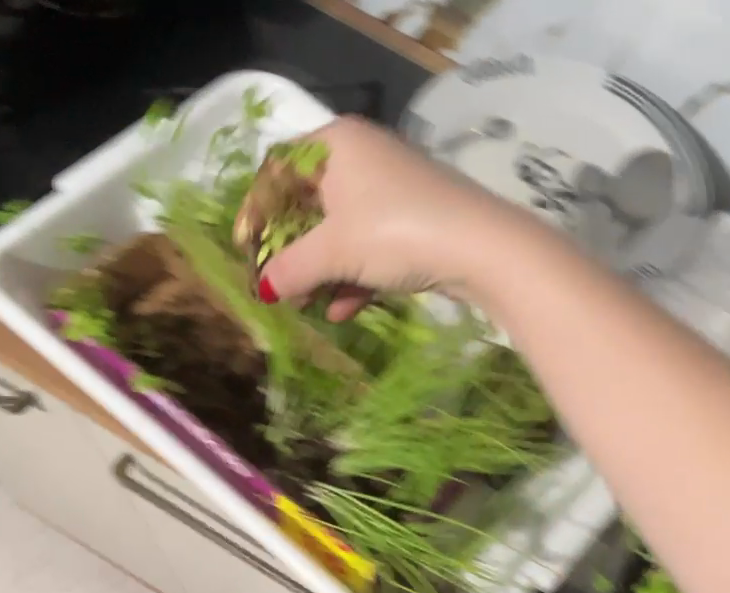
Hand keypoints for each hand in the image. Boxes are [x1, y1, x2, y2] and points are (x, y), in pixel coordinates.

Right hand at [235, 116, 537, 318]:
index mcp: (336, 143)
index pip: (280, 169)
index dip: (259, 211)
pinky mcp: (414, 222)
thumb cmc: (395, 232)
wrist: (481, 248)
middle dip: (293, 252)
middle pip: (310, 205)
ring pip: (342, 232)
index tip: (248, 251)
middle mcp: (363, 157)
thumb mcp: (334, 252)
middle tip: (279, 287)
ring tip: (308, 307)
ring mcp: (391, 191)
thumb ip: (290, 268)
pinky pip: (371, 248)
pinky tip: (343, 311)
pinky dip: (355, 278)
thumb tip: (260, 289)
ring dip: (322, 272)